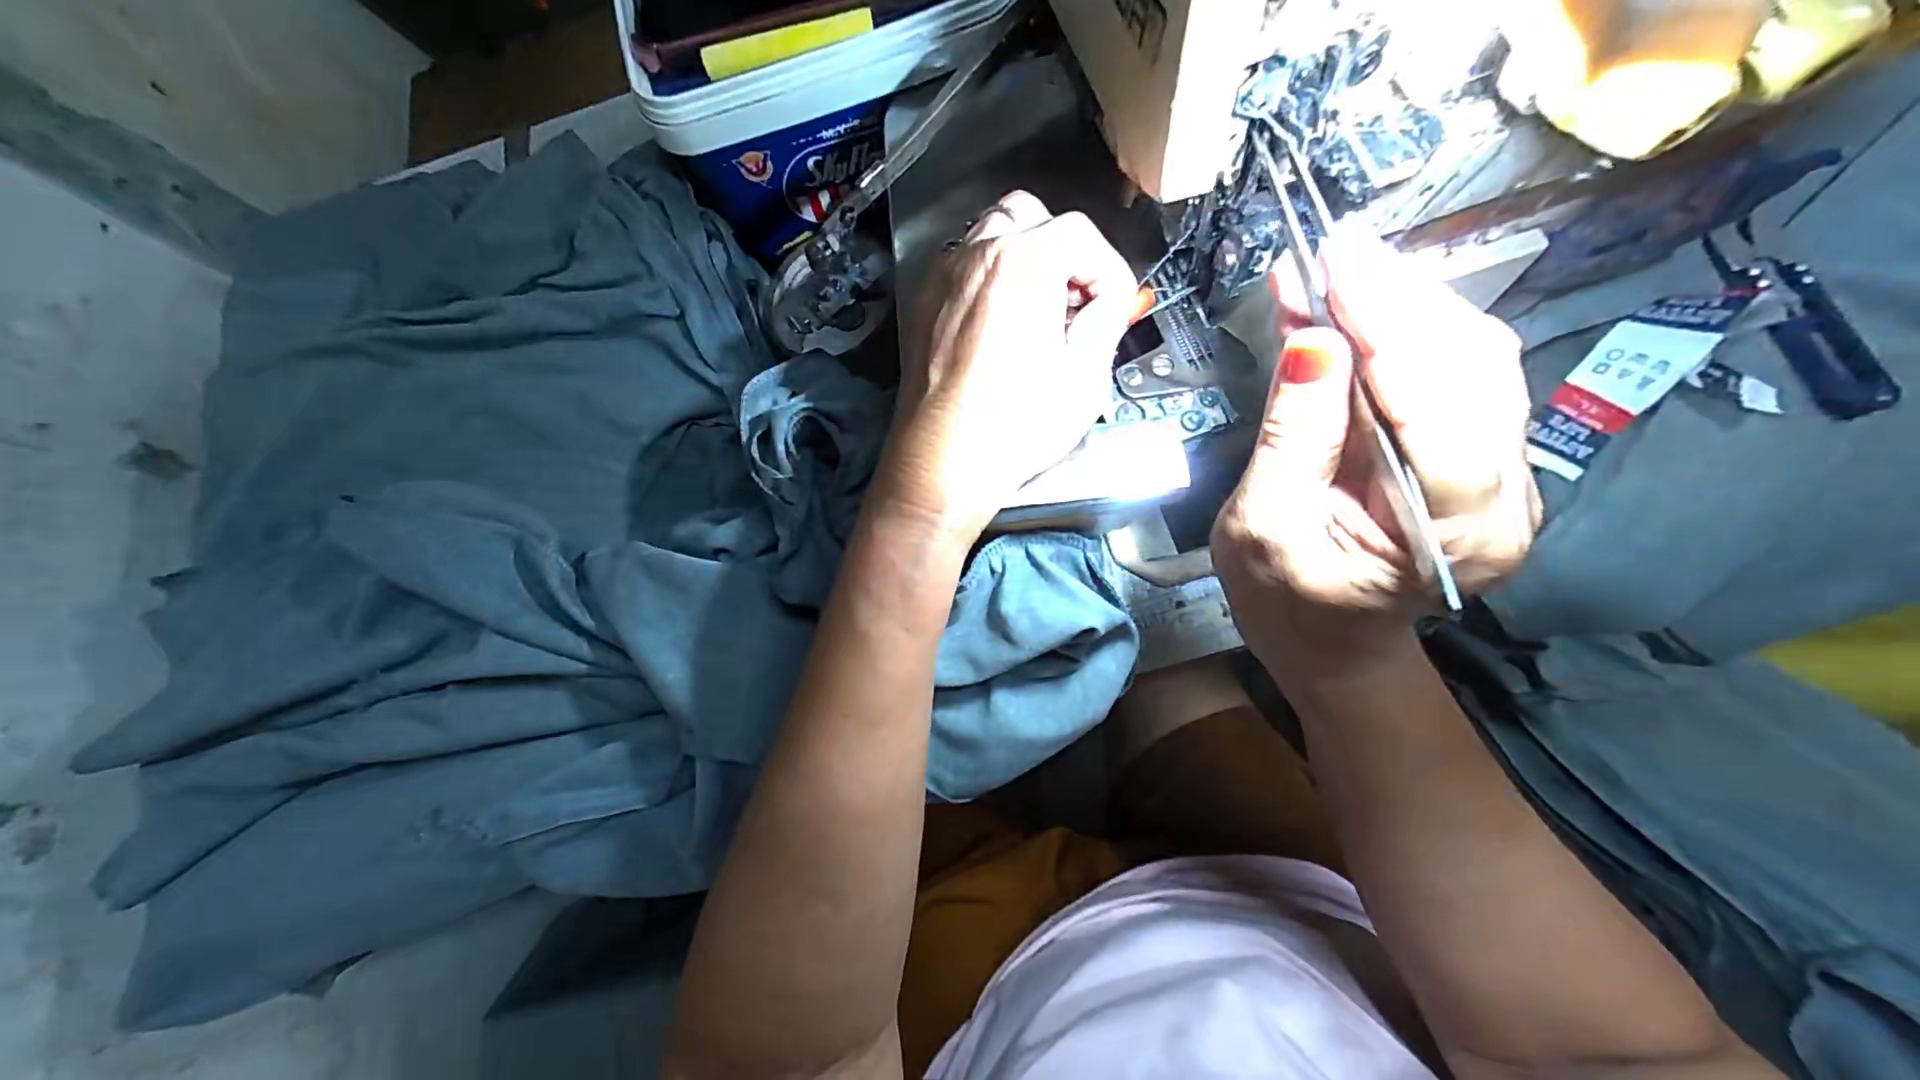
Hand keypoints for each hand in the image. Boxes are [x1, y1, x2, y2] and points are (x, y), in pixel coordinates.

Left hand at [873, 191, 1136, 539]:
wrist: (943, 463)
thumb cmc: (1008, 429)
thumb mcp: (1084, 377)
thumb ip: (1107, 322)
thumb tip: (1111, 303)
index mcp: (1023, 263)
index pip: (1082, 233)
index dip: (1108, 270)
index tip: (1115, 303)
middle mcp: (976, 257)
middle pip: (1034, 219)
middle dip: (1066, 254)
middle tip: (1080, 302)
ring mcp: (944, 279)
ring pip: (993, 236)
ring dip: (1026, 260)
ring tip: (1042, 311)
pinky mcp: (925, 306)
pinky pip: (964, 269)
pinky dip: (991, 280)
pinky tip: (1004, 325)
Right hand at [1211, 235, 1540, 680]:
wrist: (1330, 643)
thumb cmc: (1286, 605)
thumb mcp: (1263, 530)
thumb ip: (1291, 440)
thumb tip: (1312, 342)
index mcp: (1455, 534)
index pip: (1432, 405)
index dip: (1383, 326)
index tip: (1335, 261)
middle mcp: (1505, 497)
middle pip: (1467, 367)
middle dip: (1395, 300)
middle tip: (1330, 250)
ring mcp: (1501, 472)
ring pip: (1468, 358)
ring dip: (1399, 305)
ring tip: (1332, 272)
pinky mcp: (1478, 454)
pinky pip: (1449, 374)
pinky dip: (1399, 332)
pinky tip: (1351, 309)